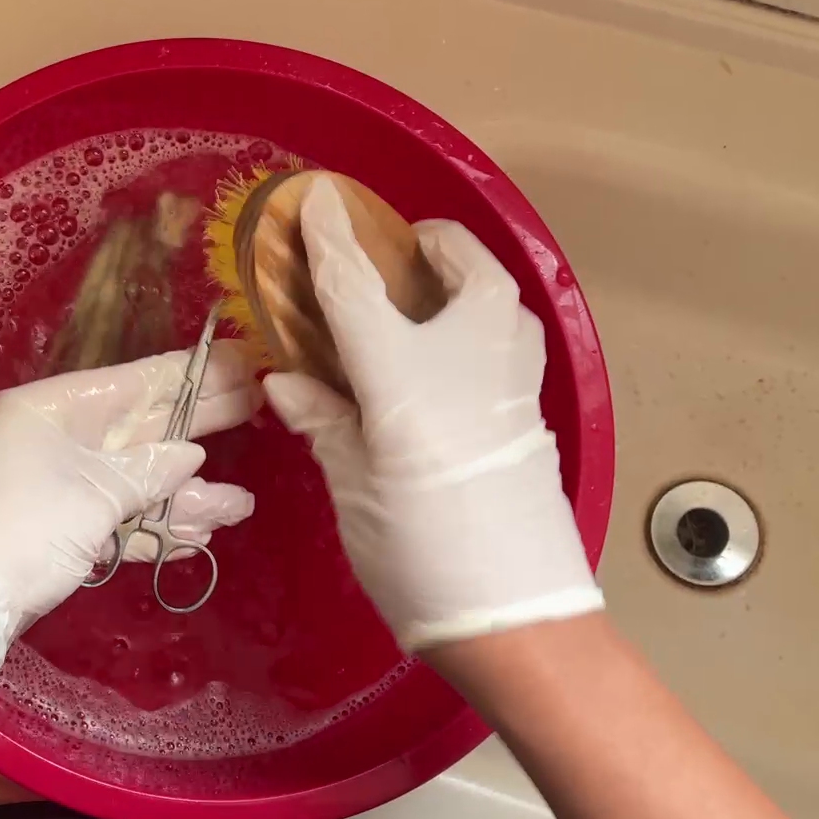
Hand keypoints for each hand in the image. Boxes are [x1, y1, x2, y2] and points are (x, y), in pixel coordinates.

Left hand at [0, 342, 260, 695]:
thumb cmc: (21, 531)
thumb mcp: (91, 496)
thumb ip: (147, 472)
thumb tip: (190, 456)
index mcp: (50, 409)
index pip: (131, 382)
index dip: (187, 374)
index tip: (237, 361)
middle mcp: (53, 437)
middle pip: (137, 426)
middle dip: (195, 424)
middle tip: (257, 405)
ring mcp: (55, 483)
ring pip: (132, 478)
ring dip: (182, 495)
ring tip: (239, 504)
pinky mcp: (57, 526)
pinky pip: (115, 515)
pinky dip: (151, 525)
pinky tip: (198, 534)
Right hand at [261, 176, 601, 649]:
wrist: (515, 621)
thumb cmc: (415, 549)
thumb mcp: (349, 483)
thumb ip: (322, 418)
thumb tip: (286, 379)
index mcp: (404, 377)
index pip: (357, 289)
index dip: (331, 240)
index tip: (316, 197)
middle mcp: (468, 366)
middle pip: (465, 273)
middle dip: (432, 244)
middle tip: (395, 250)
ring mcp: (512, 388)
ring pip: (503, 303)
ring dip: (466, 280)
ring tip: (424, 295)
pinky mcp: (532, 416)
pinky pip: (509, 341)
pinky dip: (479, 323)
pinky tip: (446, 357)